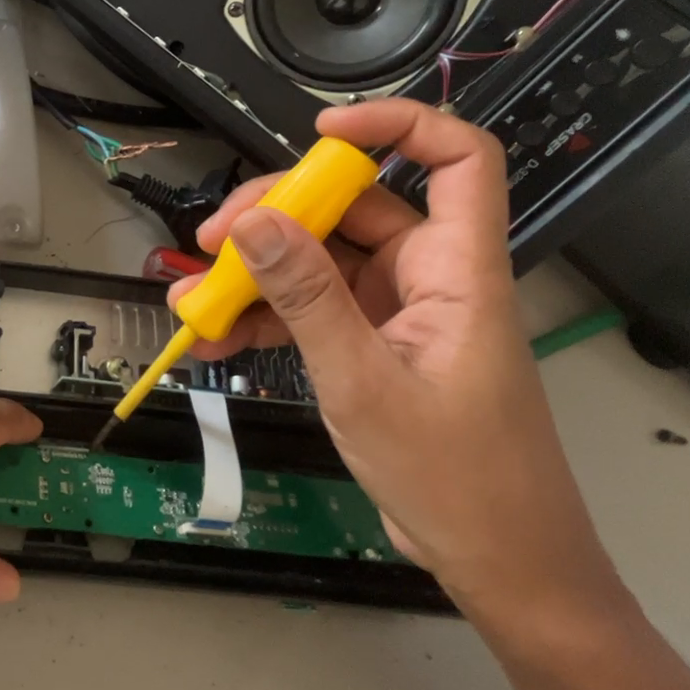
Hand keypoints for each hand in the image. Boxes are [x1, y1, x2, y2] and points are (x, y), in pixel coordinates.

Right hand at [172, 101, 689, 689]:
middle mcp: (427, 276)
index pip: (457, 161)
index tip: (320, 133)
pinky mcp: (371, 344)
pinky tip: (211, 338)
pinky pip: (309, 309)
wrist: (497, 565)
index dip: (398, 125)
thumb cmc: (454, 476)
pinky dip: (262, 318)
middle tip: (211, 241)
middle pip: (355, 207)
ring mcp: (395, 311)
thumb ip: (306, 297)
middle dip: (277, 215)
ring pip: (319, 260)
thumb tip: (253, 223)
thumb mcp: (363, 381)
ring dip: (253, 273)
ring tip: (192, 297)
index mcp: (457, 270)